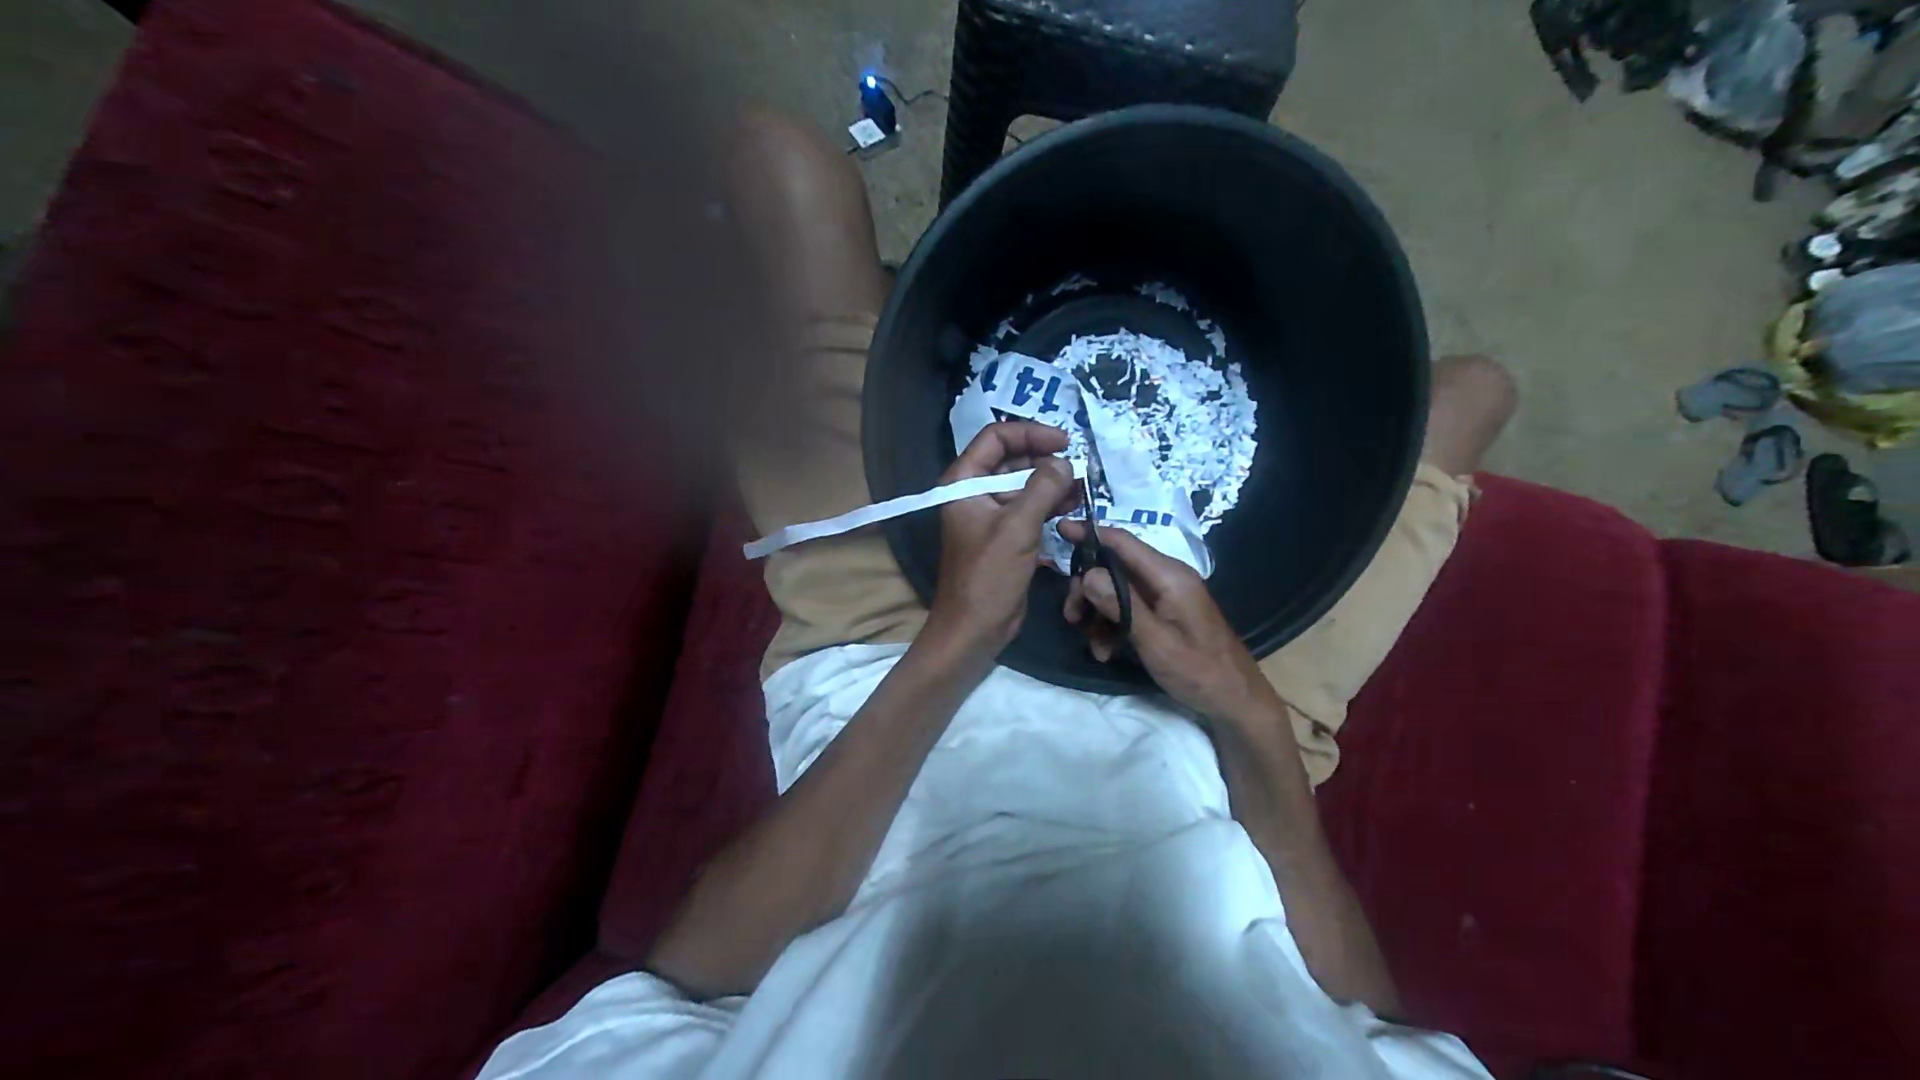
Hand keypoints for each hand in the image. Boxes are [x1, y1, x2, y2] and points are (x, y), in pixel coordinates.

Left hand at [929, 422, 1079, 654]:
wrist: (975, 626)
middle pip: (1012, 459)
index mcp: (963, 482)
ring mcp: (991, 514)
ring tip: (1083, 486)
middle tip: (1079, 467)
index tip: (1064, 441)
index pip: (995, 438)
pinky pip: (1030, 508)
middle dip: (1046, 460)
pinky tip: (1075, 504)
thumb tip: (1064, 462)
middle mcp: (974, 492)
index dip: (1030, 433)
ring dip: (1052, 482)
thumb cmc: (988, 575)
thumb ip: (1042, 488)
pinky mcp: (1006, 535)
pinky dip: (1050, 504)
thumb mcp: (1017, 527)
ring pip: (1024, 485)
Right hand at [1060, 520, 1276, 723]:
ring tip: (1095, 646)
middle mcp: (1166, 577)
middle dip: (1087, 590)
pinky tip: (1108, 651)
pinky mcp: (1164, 612)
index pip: (1122, 541)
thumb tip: (1088, 573)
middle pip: (1113, 567)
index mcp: (1169, 576)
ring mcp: (1165, 595)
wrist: (1234, 701)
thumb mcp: (1156, 642)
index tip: (1058, 528)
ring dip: (1098, 614)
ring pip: (1116, 590)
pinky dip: (1112, 625)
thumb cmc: (1199, 670)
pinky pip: (1127, 608)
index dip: (1090, 533)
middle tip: (1072, 618)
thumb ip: (1121, 605)